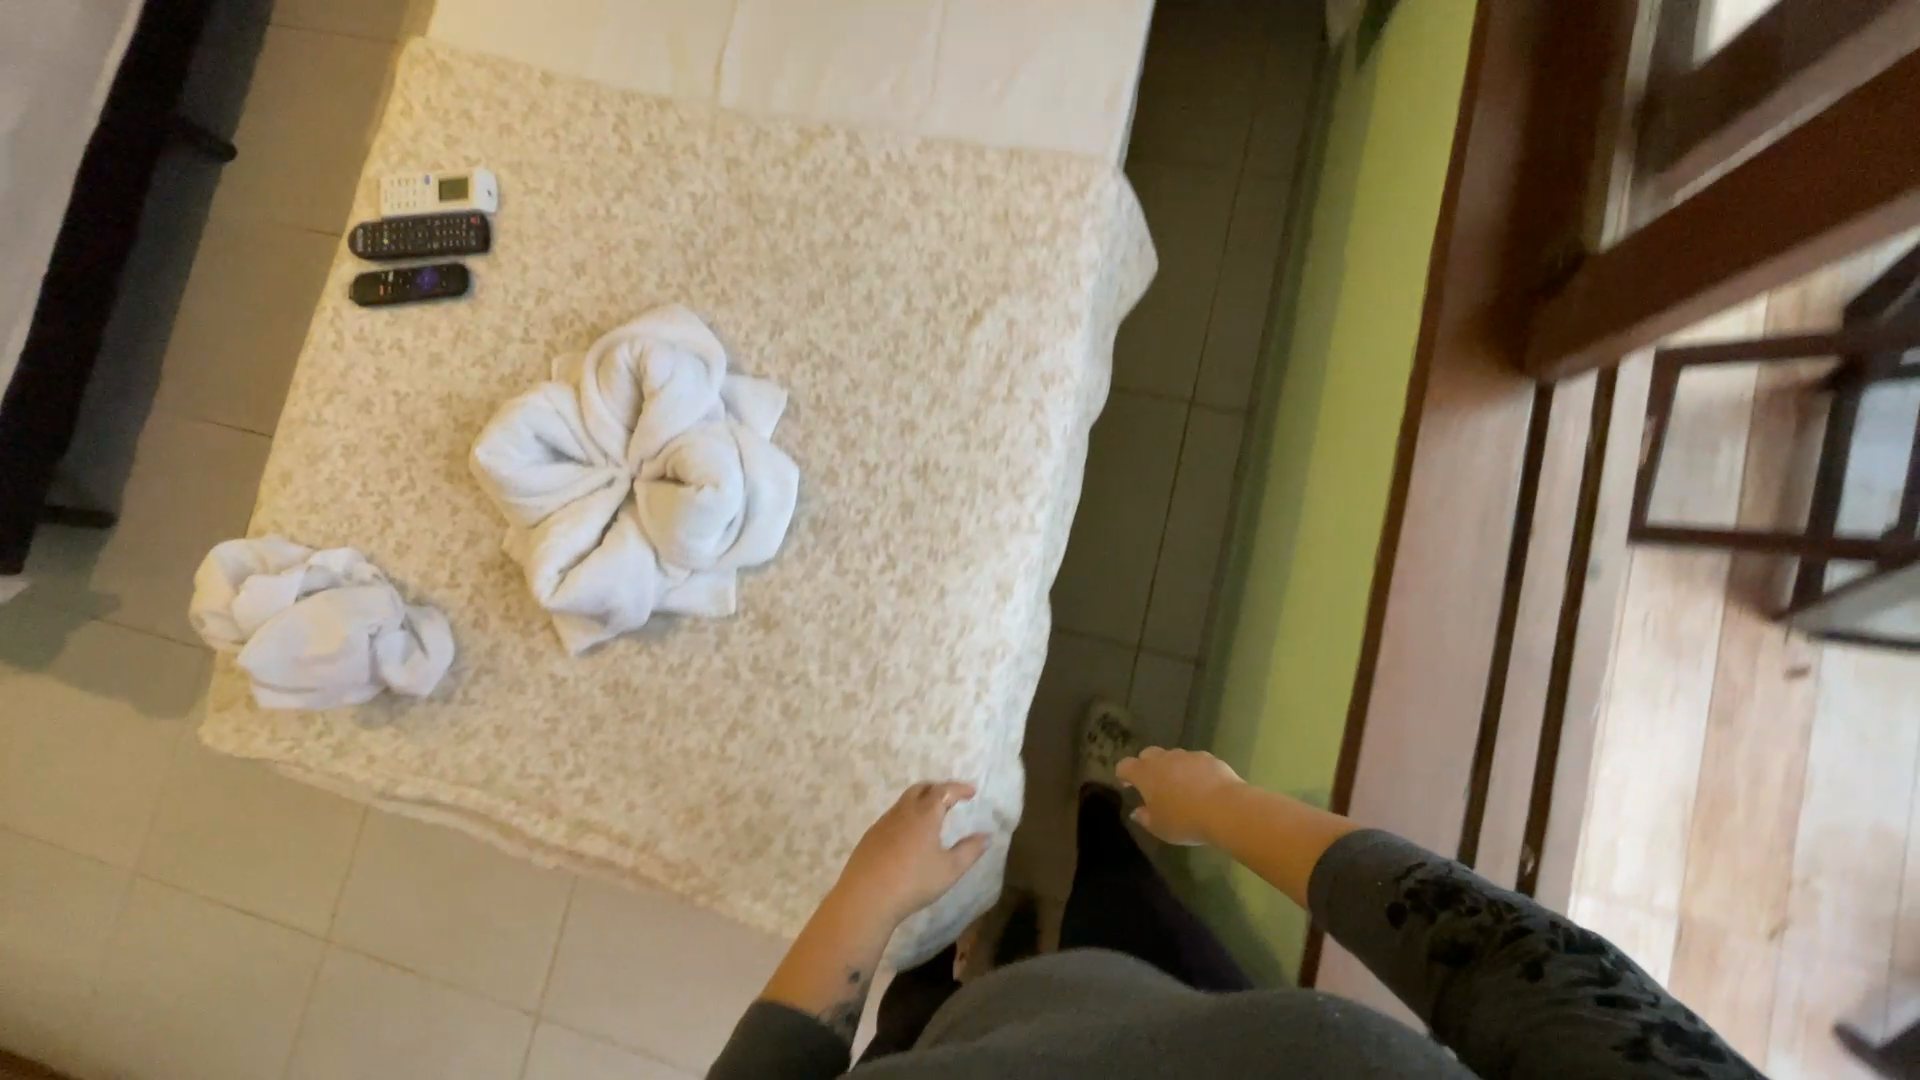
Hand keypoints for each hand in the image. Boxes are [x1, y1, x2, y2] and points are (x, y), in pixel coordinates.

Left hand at [833, 782, 990, 925]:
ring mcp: (884, 822)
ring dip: (921, 801)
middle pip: (921, 788)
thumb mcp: (949, 869)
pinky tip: (909, 836)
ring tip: (932, 816)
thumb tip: (987, 836)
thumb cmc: (914, 882)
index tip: (971, 792)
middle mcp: (903, 811)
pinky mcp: (871, 836)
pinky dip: (906, 816)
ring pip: (905, 801)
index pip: (944, 790)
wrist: (867, 897)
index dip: (959, 788)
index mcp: (925, 814)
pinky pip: (893, 816)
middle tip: (951, 798)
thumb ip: (970, 851)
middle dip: (938, 788)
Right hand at [1116, 747, 1244, 846]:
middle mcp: (1163, 759)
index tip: (1126, 785)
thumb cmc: (1185, 820)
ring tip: (1180, 786)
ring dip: (1171, 767)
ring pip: (1172, 756)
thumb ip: (1145, 818)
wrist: (1225, 808)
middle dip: (1146, 765)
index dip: (1123, 774)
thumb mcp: (1160, 828)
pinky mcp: (1208, 757)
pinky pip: (1194, 761)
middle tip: (1153, 784)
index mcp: (1145, 774)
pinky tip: (1203, 785)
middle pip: (1147, 754)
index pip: (1125, 766)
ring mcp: (1186, 756)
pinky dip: (1193, 770)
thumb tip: (1136, 812)